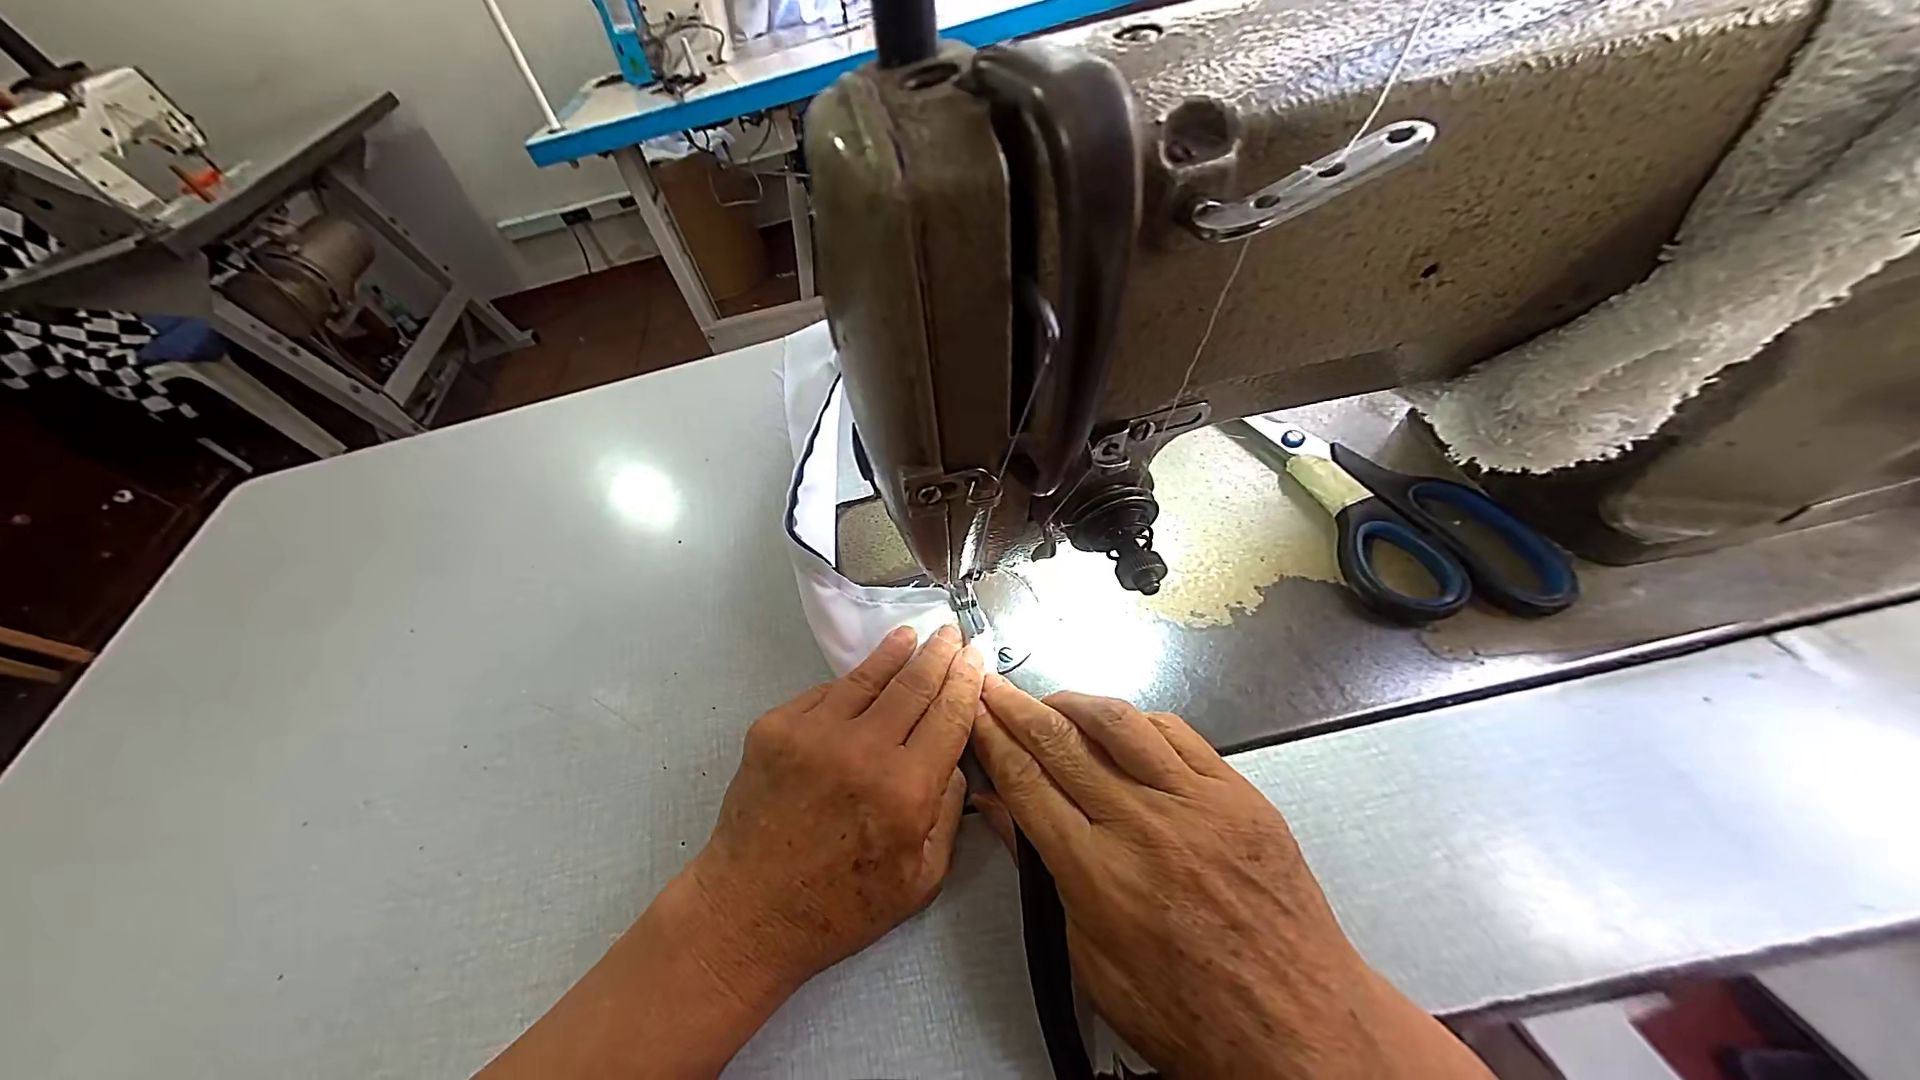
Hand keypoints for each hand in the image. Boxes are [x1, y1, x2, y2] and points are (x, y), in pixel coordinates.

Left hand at [683, 623, 984, 995]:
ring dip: (895, 652)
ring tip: (911, 635)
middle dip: (938, 655)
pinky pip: (824, 694)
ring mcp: (813, 733)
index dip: (966, 682)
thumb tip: (954, 757)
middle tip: (950, 634)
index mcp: (907, 790)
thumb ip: (949, 811)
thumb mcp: (922, 878)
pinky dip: (849, 685)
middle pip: (914, 685)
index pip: (949, 715)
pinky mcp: (775, 727)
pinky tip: (862, 679)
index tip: (974, 658)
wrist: (748, 912)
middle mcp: (862, 751)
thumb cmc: (841, 907)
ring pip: (867, 678)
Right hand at [970, 678, 1492, 1079]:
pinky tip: (1120, 723)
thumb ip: (1043, 876)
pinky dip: (1138, 719)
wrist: (1298, 1027)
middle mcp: (1141, 824)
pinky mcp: (1236, 793)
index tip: (975, 713)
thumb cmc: (1185, 1012)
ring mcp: (1194, 802)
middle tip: (994, 685)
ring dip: (1074, 702)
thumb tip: (1001, 813)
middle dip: (1017, 708)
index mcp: (1097, 873)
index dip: (993, 740)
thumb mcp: (1090, 960)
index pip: (1027, 784)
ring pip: (1119, 724)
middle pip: (1062, 744)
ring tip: (1050, 698)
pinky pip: (1178, 732)